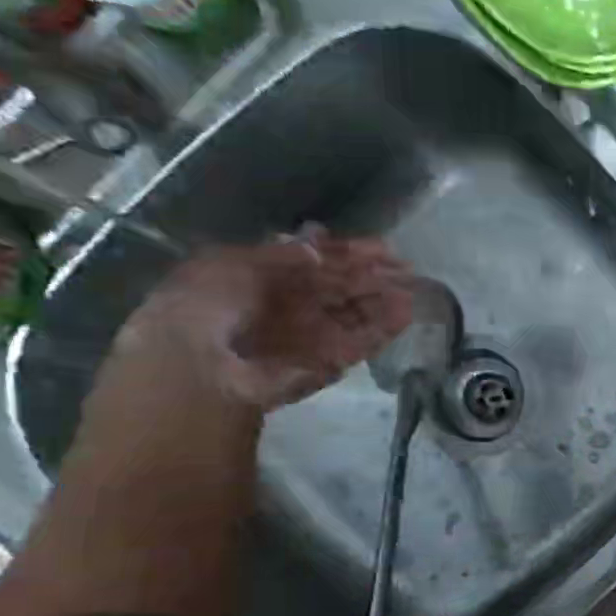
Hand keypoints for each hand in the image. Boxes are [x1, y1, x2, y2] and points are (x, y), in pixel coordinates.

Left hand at [118, 234, 413, 410]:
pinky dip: (384, 329)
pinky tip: (406, 313)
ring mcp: (314, 335)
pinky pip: (363, 342)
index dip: (348, 254)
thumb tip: (321, 248)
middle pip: (342, 287)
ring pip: (357, 313)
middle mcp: (292, 306)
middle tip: (406, 269)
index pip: (316, 262)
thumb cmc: (208, 306)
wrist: (203, 367)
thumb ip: (283, 256)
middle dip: (373, 276)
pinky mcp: (331, 362)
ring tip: (413, 288)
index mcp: (265, 278)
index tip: (383, 248)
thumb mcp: (234, 264)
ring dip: (384, 300)